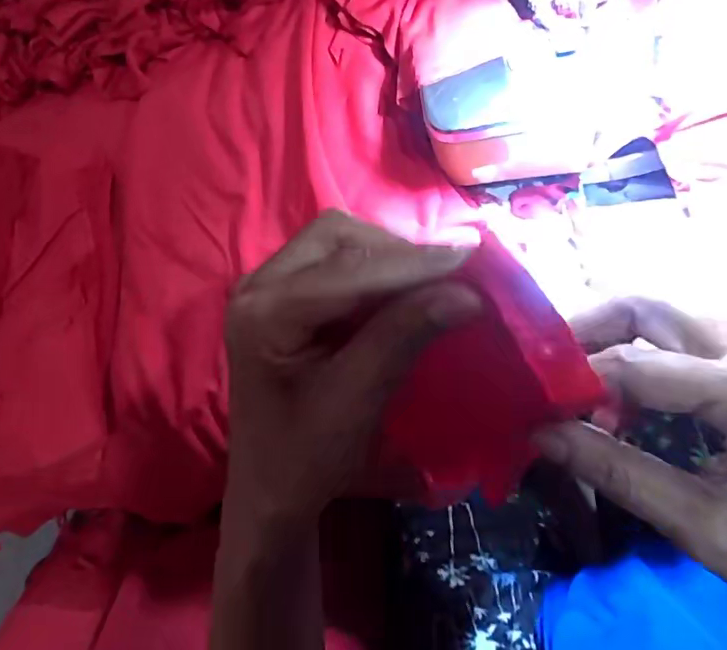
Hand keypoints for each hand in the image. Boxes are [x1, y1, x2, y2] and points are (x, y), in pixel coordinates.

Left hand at [222, 211, 479, 530]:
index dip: (408, 261)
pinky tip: (401, 287)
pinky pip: (330, 261)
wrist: (267, 490)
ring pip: (333, 242)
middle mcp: (257, 284)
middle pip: (333, 237)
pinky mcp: (279, 294)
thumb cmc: (304, 457)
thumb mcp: (356, 400)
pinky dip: (370, 269)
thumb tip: (466, 293)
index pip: (344, 269)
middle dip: (393, 251)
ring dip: (383, 256)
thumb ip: (403, 338)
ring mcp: (264, 285)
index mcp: (264, 311)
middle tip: (447, 273)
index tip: (470, 256)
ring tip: (430, 279)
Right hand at [535, 298, 726, 649]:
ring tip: (572, 388)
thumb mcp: (710, 532)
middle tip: (543, 375)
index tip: (532, 405)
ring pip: (653, 316)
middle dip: (582, 332)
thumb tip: (538, 433)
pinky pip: (670, 339)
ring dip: (604, 340)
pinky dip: (629, 355)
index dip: (576, 381)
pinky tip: (614, 399)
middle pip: (641, 310)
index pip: (637, 365)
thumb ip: (620, 473)